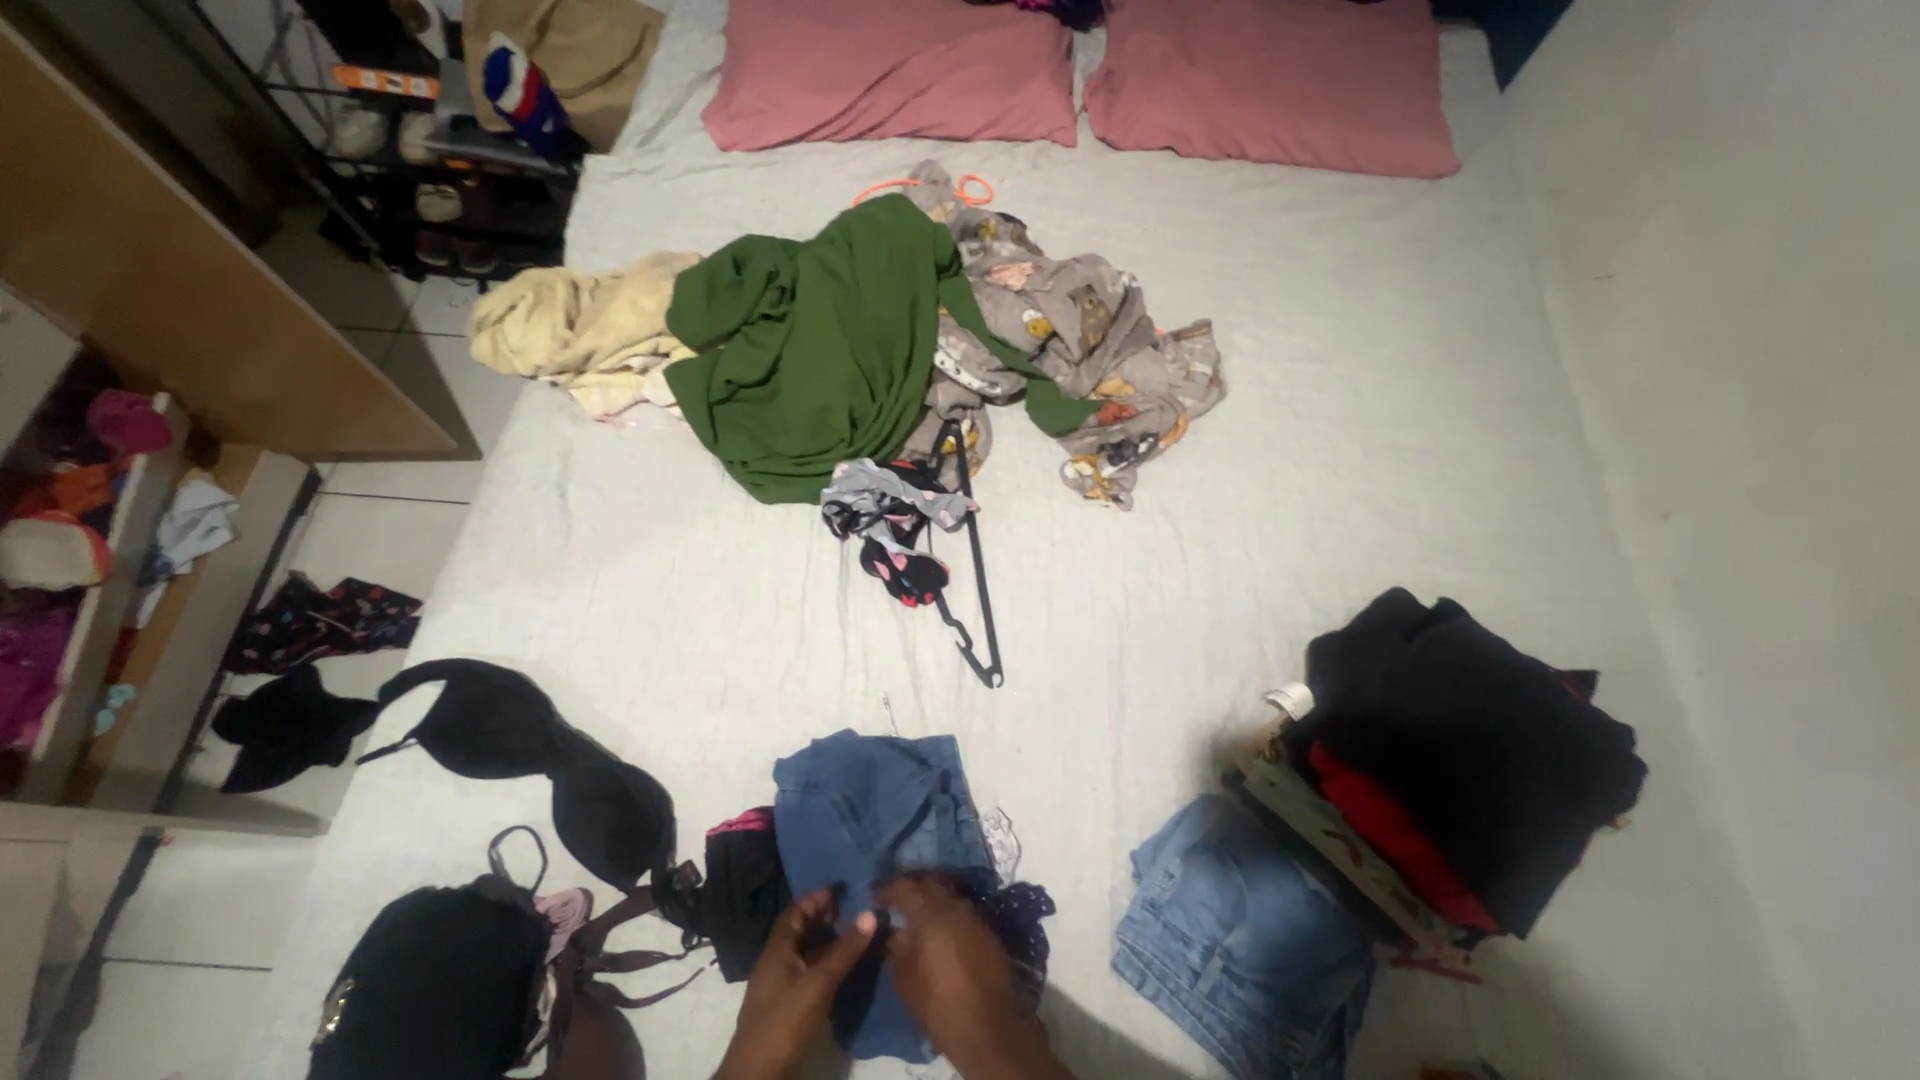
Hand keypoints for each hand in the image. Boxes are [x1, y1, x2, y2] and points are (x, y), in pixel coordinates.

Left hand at [714, 889, 875, 1079]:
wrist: (757, 1074)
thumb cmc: (785, 1021)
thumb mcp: (818, 983)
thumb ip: (844, 950)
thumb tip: (869, 913)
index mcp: (777, 949)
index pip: (796, 911)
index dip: (817, 897)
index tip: (844, 887)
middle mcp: (776, 962)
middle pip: (800, 930)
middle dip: (825, 917)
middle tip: (855, 908)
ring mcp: (780, 985)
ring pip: (806, 952)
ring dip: (827, 941)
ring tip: (857, 934)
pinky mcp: (787, 1005)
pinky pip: (809, 972)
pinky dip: (826, 964)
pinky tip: (845, 967)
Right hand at [876, 876, 1071, 1079]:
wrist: (990, 1029)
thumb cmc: (940, 1007)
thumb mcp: (905, 981)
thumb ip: (897, 948)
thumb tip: (896, 929)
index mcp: (931, 916)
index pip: (905, 887)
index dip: (888, 888)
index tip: (874, 894)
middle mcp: (956, 908)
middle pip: (932, 882)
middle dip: (913, 885)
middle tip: (898, 897)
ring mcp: (976, 919)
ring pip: (951, 895)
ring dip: (934, 898)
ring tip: (919, 912)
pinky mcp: (990, 933)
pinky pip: (964, 912)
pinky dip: (950, 913)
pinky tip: (941, 929)